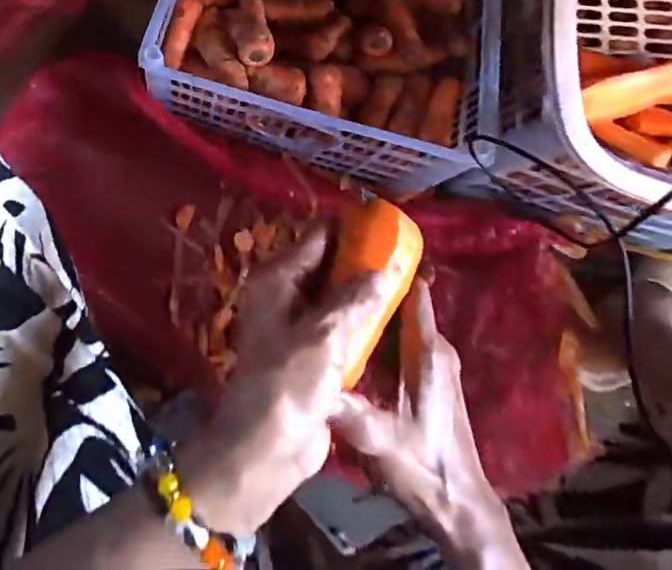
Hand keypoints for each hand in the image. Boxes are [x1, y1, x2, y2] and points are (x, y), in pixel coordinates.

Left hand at [175, 225, 384, 535]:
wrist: (267, 444)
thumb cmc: (289, 380)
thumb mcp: (326, 335)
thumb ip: (357, 298)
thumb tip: (385, 268)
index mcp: (277, 278)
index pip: (317, 237)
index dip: (350, 228)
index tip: (386, 226)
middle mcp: (283, 292)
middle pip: (327, 263)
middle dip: (362, 259)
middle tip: (403, 255)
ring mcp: (295, 321)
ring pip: (335, 294)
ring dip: (364, 289)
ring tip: (404, 280)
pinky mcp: (309, 348)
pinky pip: (338, 322)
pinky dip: (360, 317)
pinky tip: (390, 317)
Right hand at [332, 282, 526, 569]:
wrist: (459, 507)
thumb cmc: (425, 469)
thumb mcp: (382, 442)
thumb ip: (351, 413)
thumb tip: (310, 381)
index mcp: (428, 351)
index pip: (414, 291)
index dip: (390, 264)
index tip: (356, 242)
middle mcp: (433, 347)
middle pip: (401, 298)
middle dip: (370, 280)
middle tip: (328, 264)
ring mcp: (431, 359)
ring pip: (398, 317)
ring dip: (371, 303)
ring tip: (331, 288)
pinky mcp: (424, 373)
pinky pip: (398, 334)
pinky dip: (376, 324)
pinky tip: (346, 326)